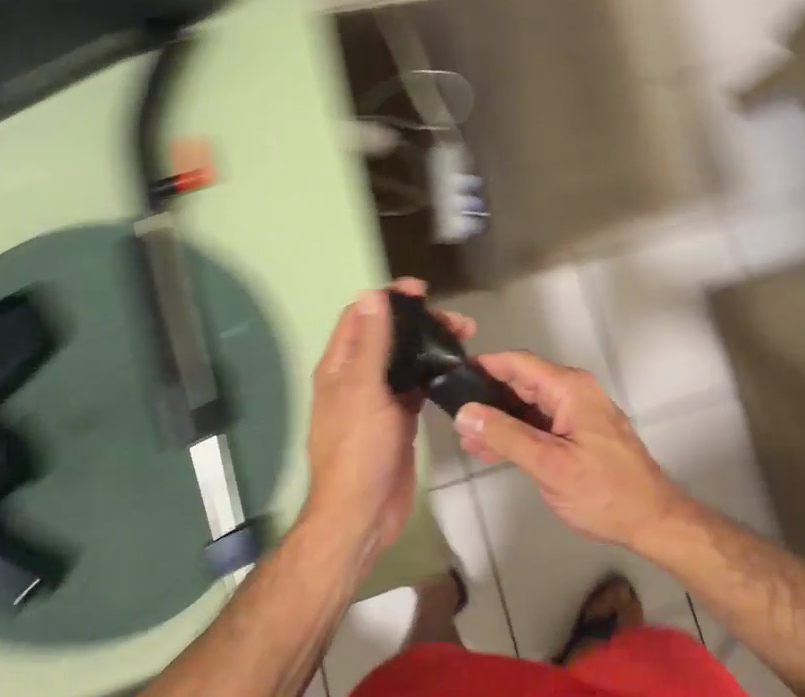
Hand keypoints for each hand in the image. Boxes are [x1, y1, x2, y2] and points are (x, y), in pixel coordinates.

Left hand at [302, 278, 475, 565]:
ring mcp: (378, 400)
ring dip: (431, 346)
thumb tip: (371, 294)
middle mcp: (356, 378)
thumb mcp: (363, 390)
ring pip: (406, 360)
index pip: (361, 316)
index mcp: (339, 366)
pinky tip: (457, 370)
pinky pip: (417, 387)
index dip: (388, 299)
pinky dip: (435, 374)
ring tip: (465, 338)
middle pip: (388, 336)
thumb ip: (371, 342)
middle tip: (457, 320)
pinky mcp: (398, 420)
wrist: (362, 514)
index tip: (422, 290)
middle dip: (419, 322)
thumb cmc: (358, 450)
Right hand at [454, 352, 687, 549]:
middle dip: (488, 394)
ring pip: (531, 403)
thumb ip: (505, 436)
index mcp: (570, 388)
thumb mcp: (549, 465)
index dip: (486, 364)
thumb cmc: (603, 491)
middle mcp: (576, 391)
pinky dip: (518, 431)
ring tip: (467, 435)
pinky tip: (494, 448)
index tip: (453, 374)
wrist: (653, 520)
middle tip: (452, 409)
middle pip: (524, 381)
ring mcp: (580, 412)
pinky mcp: (581, 432)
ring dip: (500, 417)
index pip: (519, 362)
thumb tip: (464, 411)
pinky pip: (542, 421)